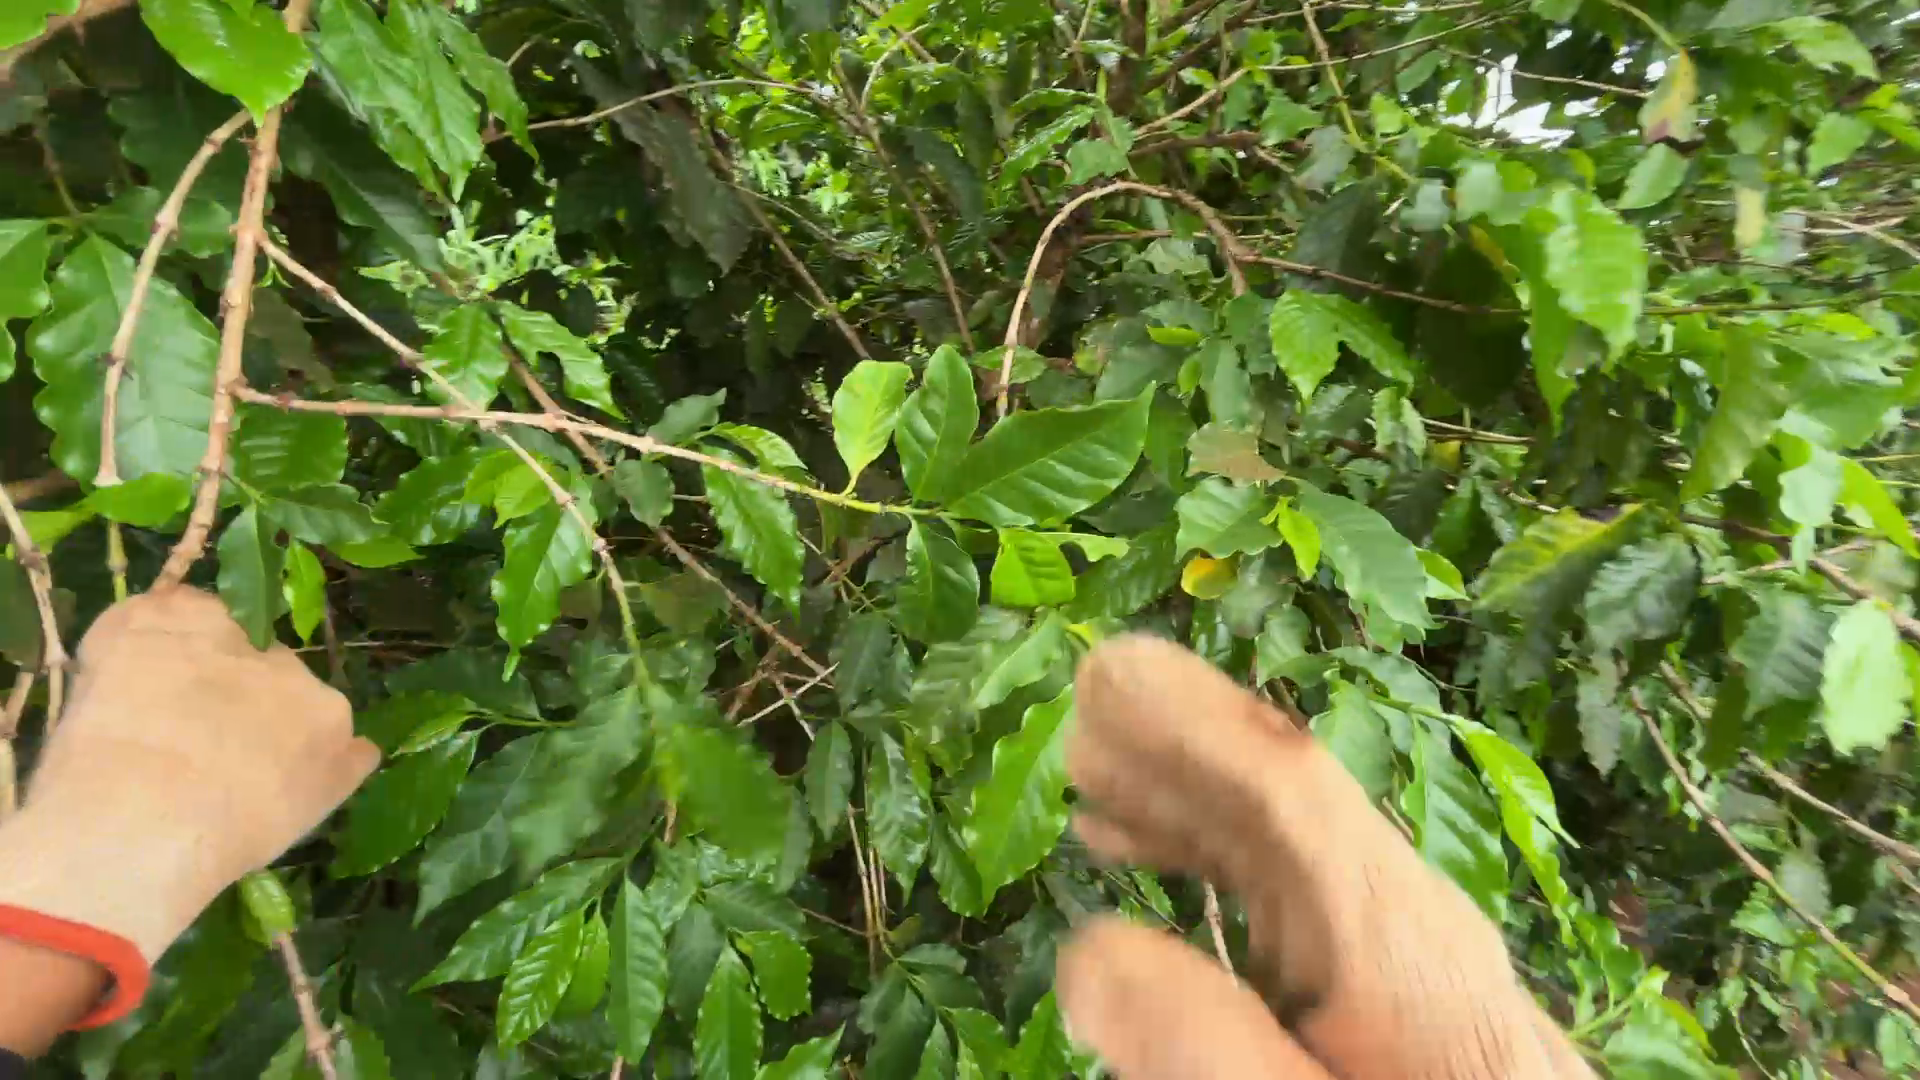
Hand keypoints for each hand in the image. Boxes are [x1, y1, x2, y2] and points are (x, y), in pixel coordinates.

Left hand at [0, 587, 378, 963]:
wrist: (152, 821)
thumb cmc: (235, 831)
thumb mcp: (313, 806)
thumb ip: (344, 767)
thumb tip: (364, 746)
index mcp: (330, 712)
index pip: (311, 701)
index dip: (273, 720)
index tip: (244, 745)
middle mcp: (291, 672)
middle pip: (266, 663)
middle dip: (233, 684)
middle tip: (186, 726)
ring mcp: (226, 647)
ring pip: (215, 629)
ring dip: (190, 649)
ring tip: (146, 691)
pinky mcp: (158, 634)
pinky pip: (156, 610)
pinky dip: (139, 625)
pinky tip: (120, 654)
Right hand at [1056, 635, 1592, 1079]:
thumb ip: (1203, 1046)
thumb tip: (1084, 952)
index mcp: (1399, 936)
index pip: (1291, 790)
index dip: (1193, 720)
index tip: (1110, 675)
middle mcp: (1388, 899)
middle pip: (1270, 785)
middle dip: (1168, 730)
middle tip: (1083, 697)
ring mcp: (1370, 919)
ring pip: (1256, 817)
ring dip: (1166, 778)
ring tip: (1084, 763)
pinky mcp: (1351, 948)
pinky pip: (1253, 864)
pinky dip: (1180, 838)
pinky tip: (1120, 837)